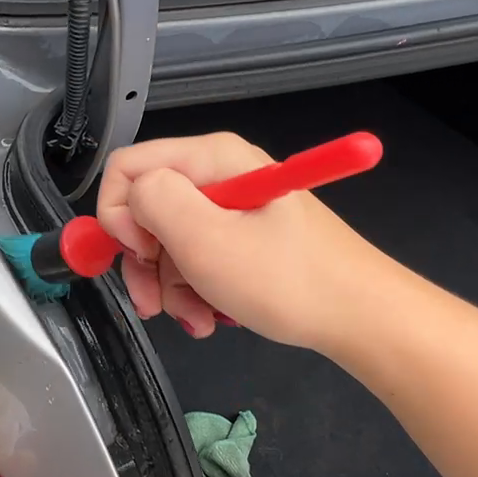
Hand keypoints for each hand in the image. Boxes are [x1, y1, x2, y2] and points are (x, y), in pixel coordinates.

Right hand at [95, 132, 388, 348]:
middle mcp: (218, 174)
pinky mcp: (243, 236)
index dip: (117, 214)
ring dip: (169, 287)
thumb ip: (151, 202)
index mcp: (210, 158)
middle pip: (144, 210)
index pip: (126, 169)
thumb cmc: (285, 279)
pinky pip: (195, 259)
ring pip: (167, 243)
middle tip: (154, 304)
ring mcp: (232, 206)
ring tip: (195, 319)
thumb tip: (129, 200)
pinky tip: (209, 316)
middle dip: (143, 263)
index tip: (139, 253)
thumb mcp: (205, 239)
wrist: (360, 317)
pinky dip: (193, 292)